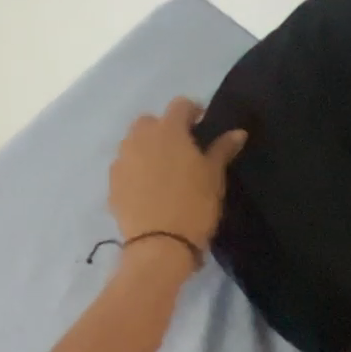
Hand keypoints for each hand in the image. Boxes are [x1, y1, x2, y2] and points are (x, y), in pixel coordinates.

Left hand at [108, 97, 247, 256]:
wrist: (160, 246)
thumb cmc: (194, 207)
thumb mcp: (214, 178)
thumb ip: (222, 150)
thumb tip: (238, 132)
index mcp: (168, 129)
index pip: (181, 105)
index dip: (193, 112)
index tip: (202, 125)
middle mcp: (140, 137)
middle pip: (151, 122)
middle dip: (164, 130)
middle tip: (180, 151)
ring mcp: (122, 160)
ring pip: (134, 144)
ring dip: (147, 150)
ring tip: (162, 172)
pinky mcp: (113, 184)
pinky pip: (125, 169)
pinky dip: (135, 172)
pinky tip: (147, 191)